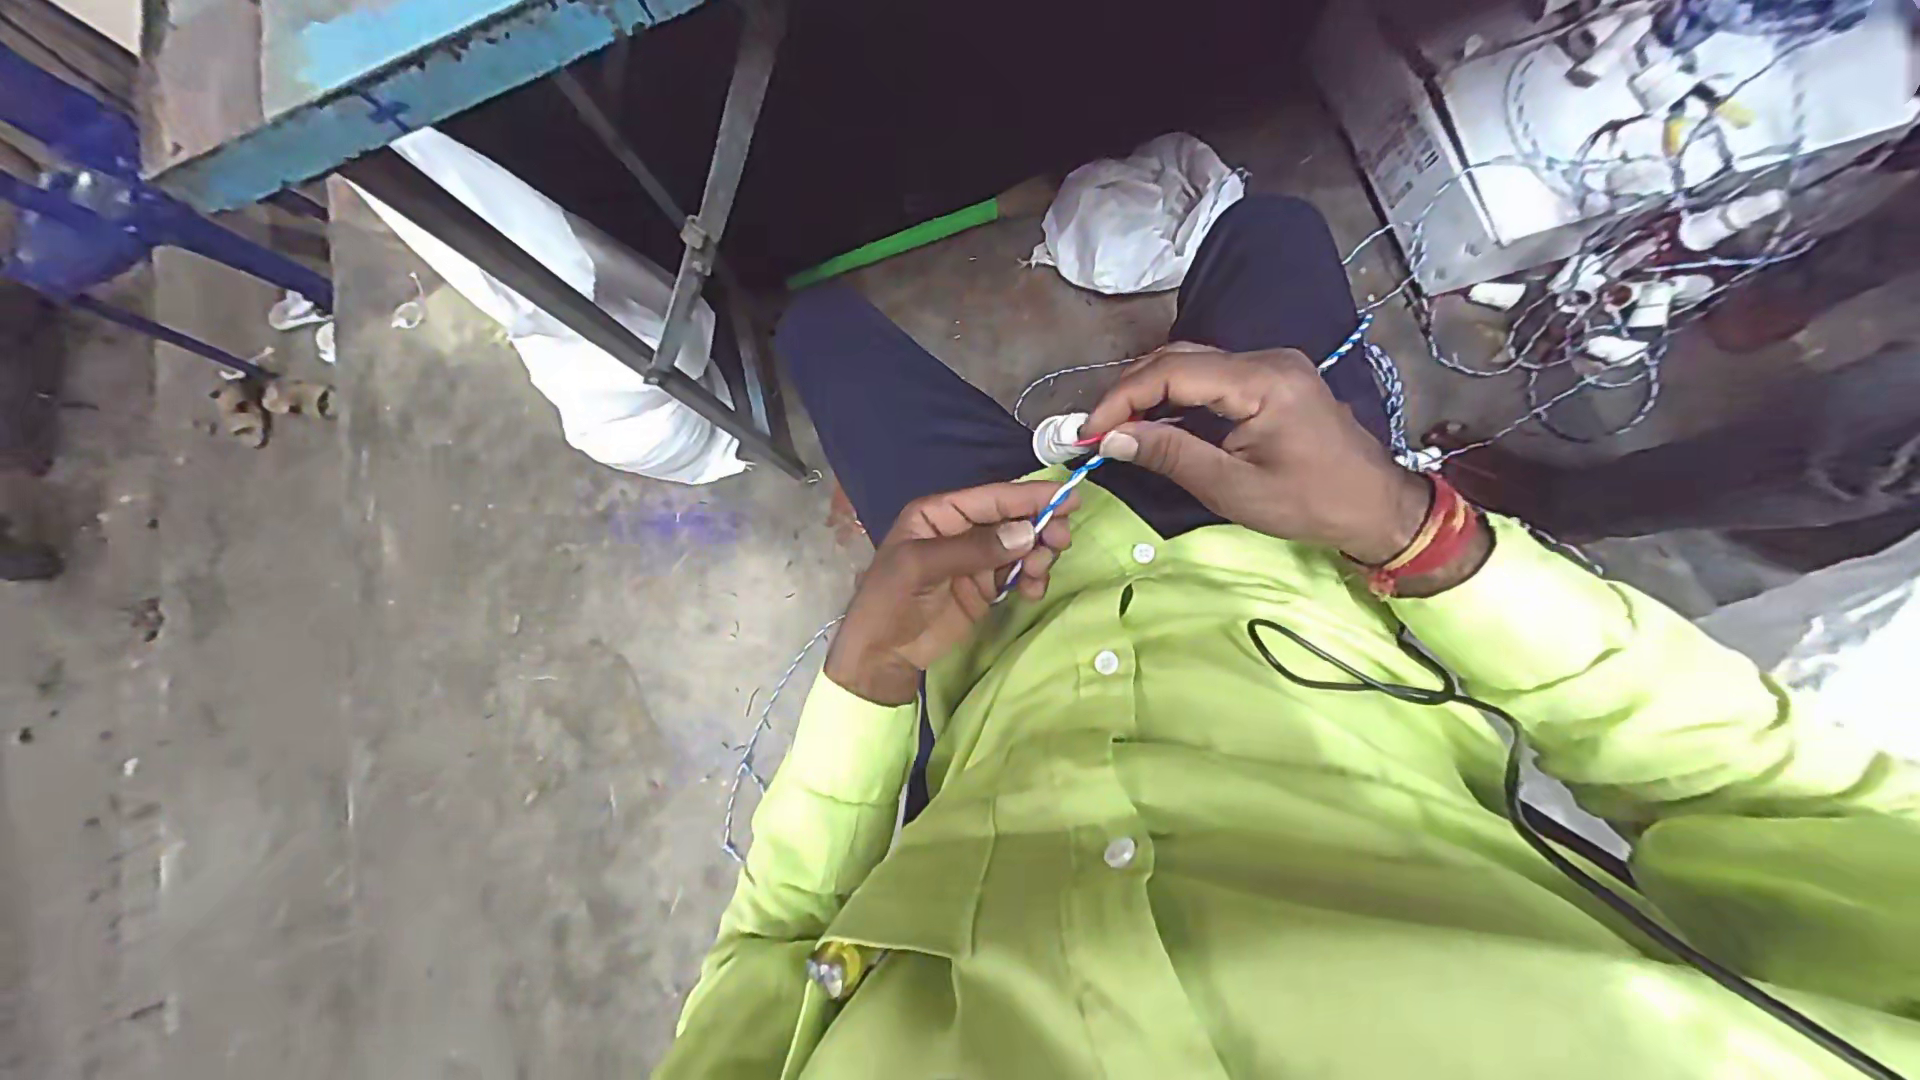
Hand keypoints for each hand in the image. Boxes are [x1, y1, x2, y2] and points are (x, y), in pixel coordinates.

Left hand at [825, 482, 1076, 704]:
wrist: (883, 655)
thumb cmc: (890, 601)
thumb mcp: (921, 567)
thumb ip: (974, 549)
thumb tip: (1026, 533)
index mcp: (940, 514)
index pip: (991, 498)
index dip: (1030, 496)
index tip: (1068, 499)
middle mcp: (962, 530)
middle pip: (1013, 519)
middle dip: (1041, 527)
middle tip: (1061, 542)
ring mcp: (976, 560)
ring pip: (1021, 546)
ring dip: (1038, 555)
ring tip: (1036, 574)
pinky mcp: (986, 587)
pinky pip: (1018, 574)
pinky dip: (1032, 579)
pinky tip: (1031, 591)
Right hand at [1082, 344, 1428, 564]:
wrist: (1374, 505)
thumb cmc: (1306, 502)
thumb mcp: (1230, 486)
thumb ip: (1168, 455)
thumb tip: (1111, 439)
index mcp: (1260, 381)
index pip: (1171, 371)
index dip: (1121, 399)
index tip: (1089, 432)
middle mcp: (1265, 359)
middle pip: (1177, 359)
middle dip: (1128, 392)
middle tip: (1097, 431)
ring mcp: (1269, 365)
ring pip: (1190, 364)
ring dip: (1147, 392)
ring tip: (1117, 428)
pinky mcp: (1270, 379)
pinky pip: (1208, 377)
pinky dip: (1172, 397)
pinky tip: (1154, 422)